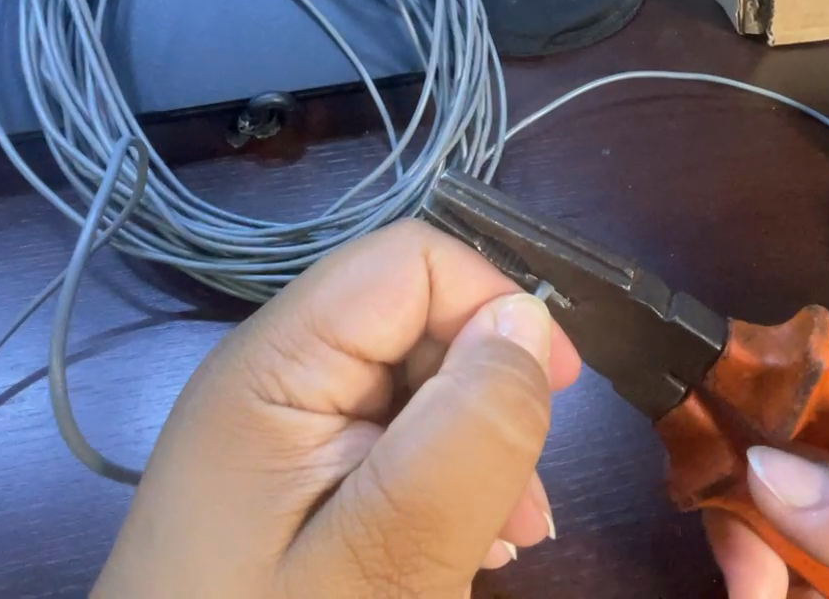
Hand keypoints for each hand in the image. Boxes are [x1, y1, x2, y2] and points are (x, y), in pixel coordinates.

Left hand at [95, 221, 582, 597]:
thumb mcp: (386, 568)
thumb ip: (466, 434)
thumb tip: (526, 317)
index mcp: (275, 363)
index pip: (410, 261)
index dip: (491, 302)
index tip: (553, 388)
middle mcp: (276, 367)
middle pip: (418, 313)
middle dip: (487, 387)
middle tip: (521, 502)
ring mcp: (285, 416)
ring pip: (418, 372)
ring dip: (477, 438)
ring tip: (500, 536)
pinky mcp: (299, 460)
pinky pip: (396, 426)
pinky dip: (446, 470)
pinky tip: (461, 539)